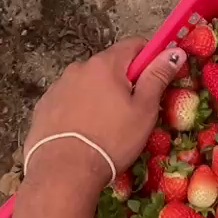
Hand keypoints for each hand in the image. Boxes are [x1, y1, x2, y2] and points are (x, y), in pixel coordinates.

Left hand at [21, 38, 185, 193]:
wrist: (62, 173)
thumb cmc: (111, 140)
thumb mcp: (144, 110)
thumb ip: (158, 76)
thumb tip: (174, 51)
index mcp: (105, 64)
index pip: (134, 44)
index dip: (149, 57)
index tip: (155, 79)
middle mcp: (79, 68)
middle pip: (110, 64)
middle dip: (123, 80)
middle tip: (132, 110)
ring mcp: (57, 87)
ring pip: (88, 83)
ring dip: (100, 94)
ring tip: (105, 126)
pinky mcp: (42, 107)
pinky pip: (68, 100)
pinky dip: (79, 109)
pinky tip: (83, 133)